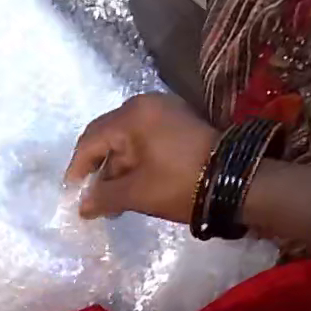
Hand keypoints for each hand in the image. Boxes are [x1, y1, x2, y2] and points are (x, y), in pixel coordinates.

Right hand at [64, 93, 218, 222]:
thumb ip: (104, 197)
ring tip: (115, 200)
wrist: (237, 181)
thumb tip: (82, 206)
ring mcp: (165, 111)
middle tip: (94, 198)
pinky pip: (146, 139)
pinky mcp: (180, 122)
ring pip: (127, 139)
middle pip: (108, 136)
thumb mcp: (138, 194)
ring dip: (118, 168)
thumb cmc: (180, 184)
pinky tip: (134, 184)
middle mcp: (146, 104)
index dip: (77, 169)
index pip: (90, 140)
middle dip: (98, 169)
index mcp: (132, 116)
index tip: (72, 193)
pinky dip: (136, 160)